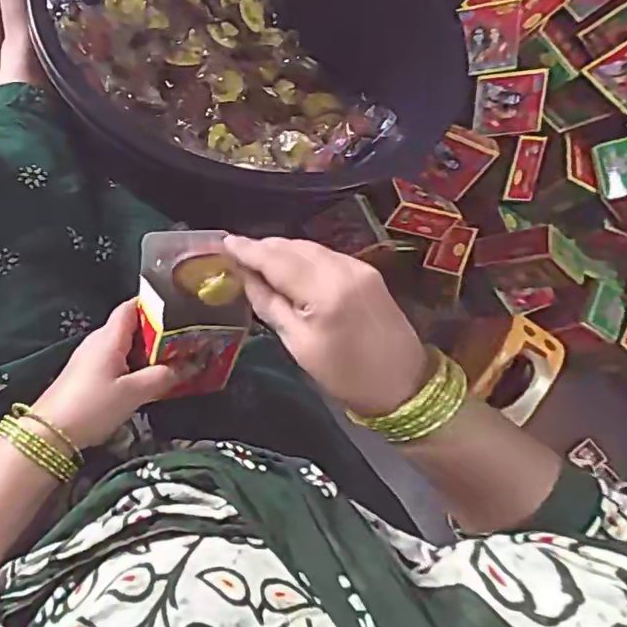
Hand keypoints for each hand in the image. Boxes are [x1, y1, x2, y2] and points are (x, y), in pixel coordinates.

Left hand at [29, 299, 178, 450]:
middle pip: (130, 326)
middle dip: (157, 332)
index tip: (178, 310)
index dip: (154, 304)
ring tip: (173, 361)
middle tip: (185, 342)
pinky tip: (147, 379)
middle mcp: (98, 341)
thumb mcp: (133, 393)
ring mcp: (90, 357)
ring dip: (146, 351)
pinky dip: (133, 364)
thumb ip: (162, 377)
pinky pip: (116, 360)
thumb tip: (188, 366)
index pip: (131, 306)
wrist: (50, 432)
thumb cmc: (93, 406)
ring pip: (124, 345)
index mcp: (109, 337)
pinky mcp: (87, 374)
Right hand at [223, 235, 428, 417]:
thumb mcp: (298, 344)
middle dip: (262, 247)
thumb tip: (244, 276)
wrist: (404, 384)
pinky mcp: (367, 271)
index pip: (276, 260)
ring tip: (255, 258)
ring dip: (281, 250)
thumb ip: (268, 304)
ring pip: (308, 247)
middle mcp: (343, 269)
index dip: (247, 250)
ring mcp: (358, 267)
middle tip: (234, 252)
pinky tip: (287, 266)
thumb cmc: (345, 374)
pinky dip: (301, 256)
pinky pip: (324, 255)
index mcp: (325, 291)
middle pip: (293, 247)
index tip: (223, 242)